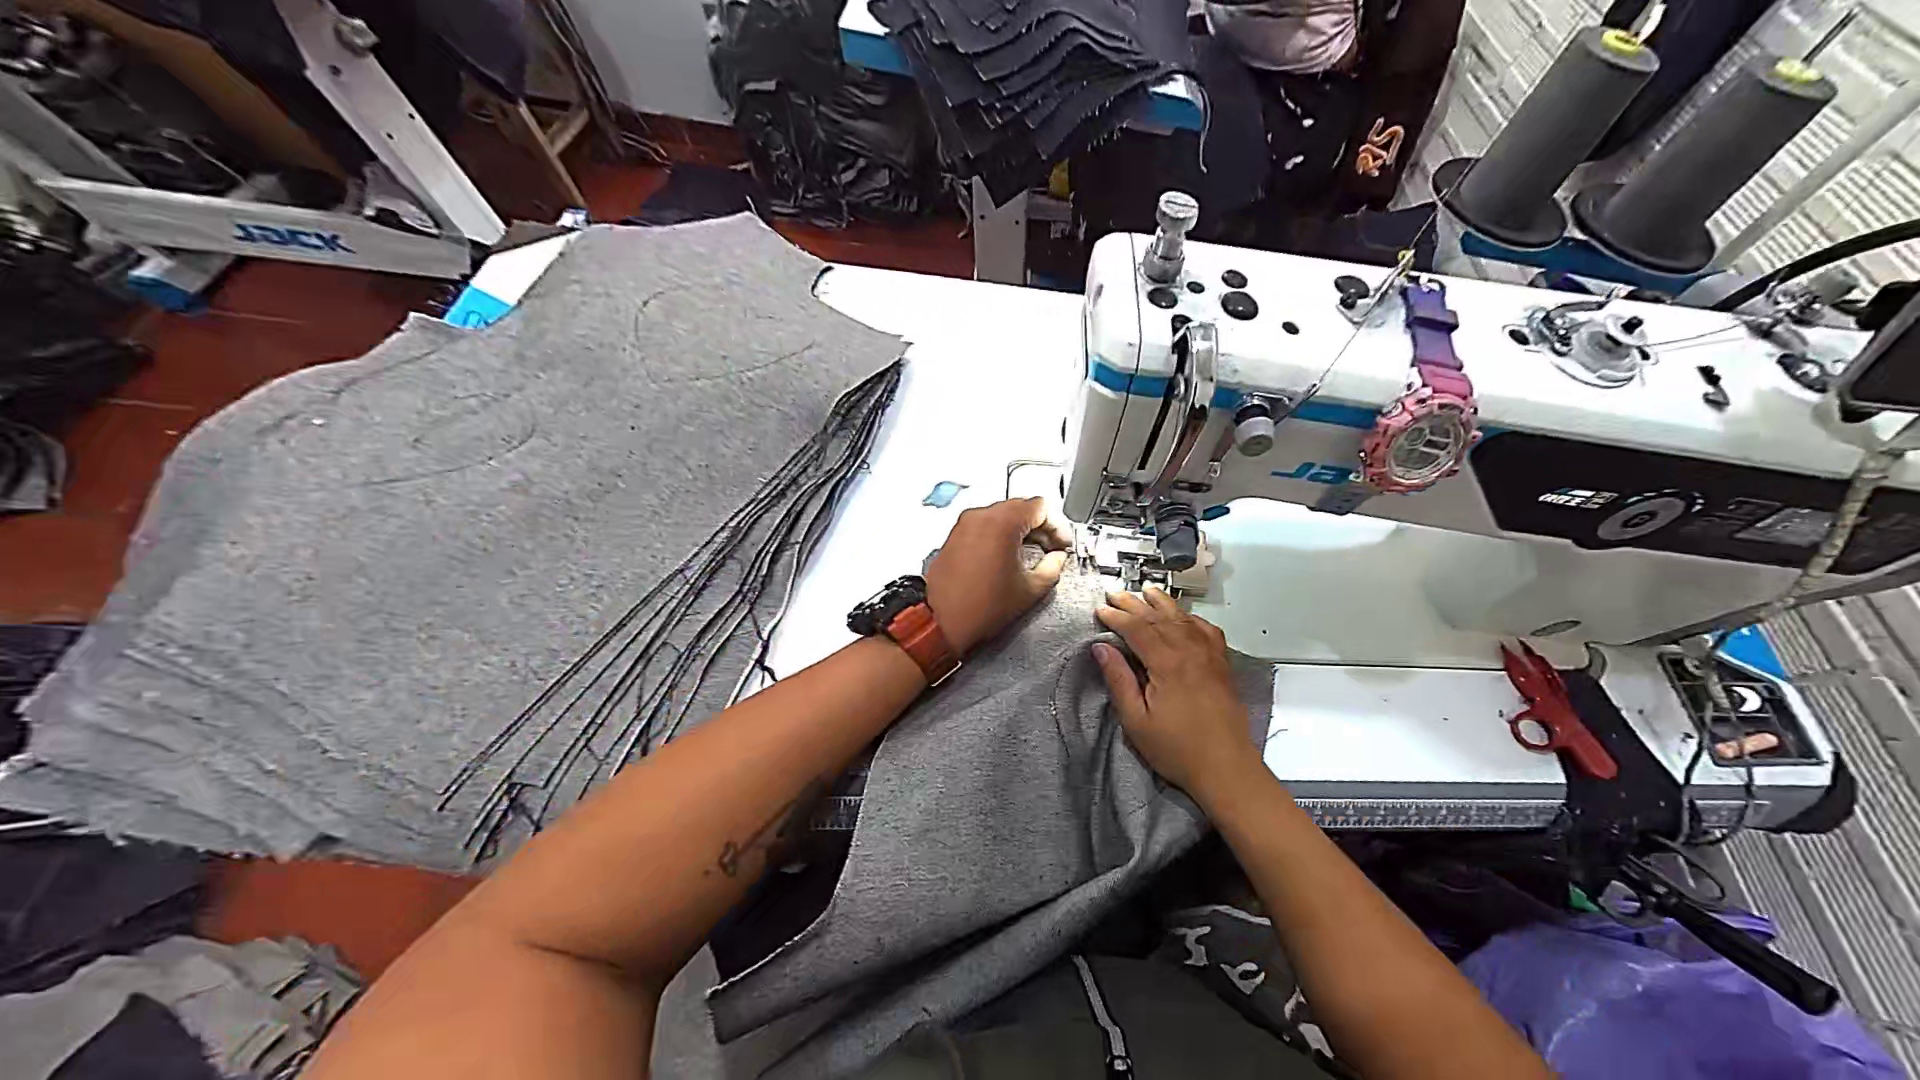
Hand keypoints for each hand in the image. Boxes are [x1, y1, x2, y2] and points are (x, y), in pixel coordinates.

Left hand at [925, 497, 1071, 653]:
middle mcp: (981, 516)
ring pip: (1001, 515)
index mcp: (1002, 523)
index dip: (1058, 525)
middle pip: (1021, 507)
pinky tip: (1007, 557)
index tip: (1062, 543)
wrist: (940, 622)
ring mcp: (965, 524)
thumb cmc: (978, 608)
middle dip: (1040, 526)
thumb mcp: (1029, 590)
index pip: (1040, 507)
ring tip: (1030, 553)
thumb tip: (1057, 559)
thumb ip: (1052, 568)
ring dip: (1020, 530)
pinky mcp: (955, 536)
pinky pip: (984, 525)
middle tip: (1051, 547)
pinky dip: (1000, 534)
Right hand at [1093, 588, 1258, 798]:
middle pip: (1159, 618)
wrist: (1227, 769)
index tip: (1100, 611)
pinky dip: (1192, 619)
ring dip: (1162, 603)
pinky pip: (1207, 631)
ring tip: (1146, 592)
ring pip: (1183, 619)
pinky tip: (1184, 617)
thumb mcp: (1136, 720)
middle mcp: (1191, 652)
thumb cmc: (1177, 750)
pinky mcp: (1222, 666)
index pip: (1137, 628)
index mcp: (1167, 664)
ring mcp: (1210, 656)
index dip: (1117, 617)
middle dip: (1134, 604)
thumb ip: (1119, 680)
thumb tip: (1101, 649)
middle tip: (1114, 595)